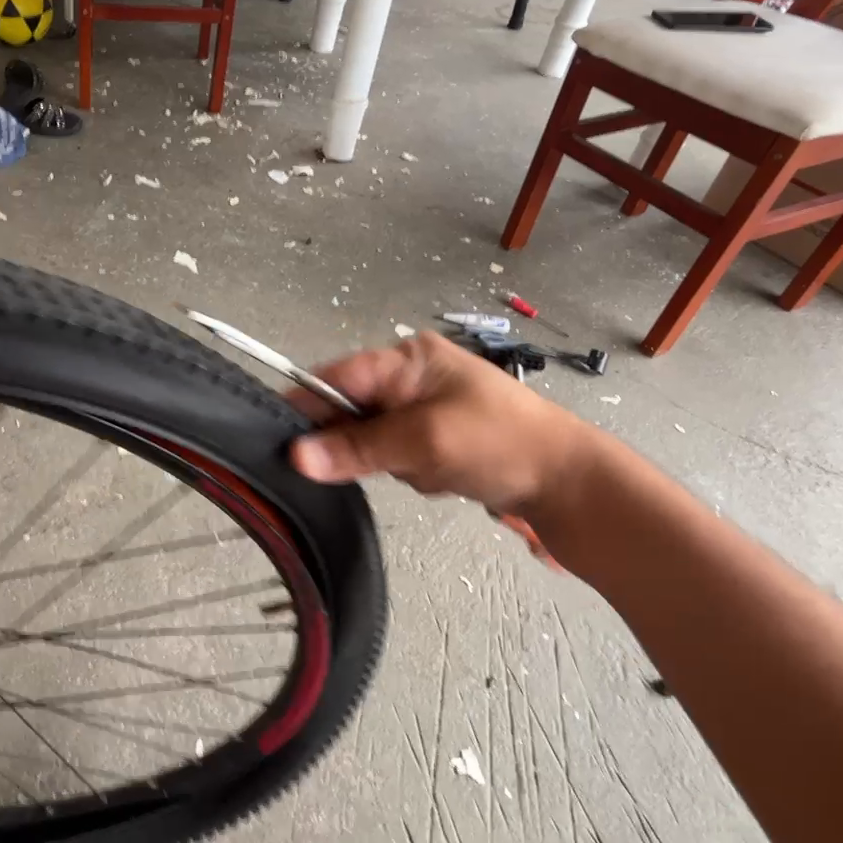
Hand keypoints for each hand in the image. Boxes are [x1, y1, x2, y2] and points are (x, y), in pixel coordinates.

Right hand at [287, 330, 604, 517]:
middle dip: (361, 441)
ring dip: (389, 461)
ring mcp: (422, 408)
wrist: (569, 483)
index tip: (274, 434)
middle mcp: (411, 377)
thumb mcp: (425, 442)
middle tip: (384, 462)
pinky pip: (394, 454)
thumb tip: (296, 456)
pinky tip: (440, 478)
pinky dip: (408, 471)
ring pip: (370, 437)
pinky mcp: (432, 437)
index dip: (305, 404)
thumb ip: (359, 448)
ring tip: (427, 470)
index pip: (339, 377)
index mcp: (409, 360)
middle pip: (350, 408)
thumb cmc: (501, 443)